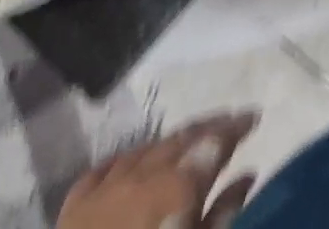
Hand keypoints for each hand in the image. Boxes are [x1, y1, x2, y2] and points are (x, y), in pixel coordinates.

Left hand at [57, 112, 259, 228]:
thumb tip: (246, 177)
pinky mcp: (74, 206)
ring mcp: (106, 187)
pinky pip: (103, 169)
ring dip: (170, 141)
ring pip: (145, 148)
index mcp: (180, 186)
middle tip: (227, 122)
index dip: (237, 125)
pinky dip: (126, 158)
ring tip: (186, 140)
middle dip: (208, 126)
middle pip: (182, 138)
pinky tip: (132, 159)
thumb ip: (226, 212)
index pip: (215, 140)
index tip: (253, 117)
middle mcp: (145, 174)